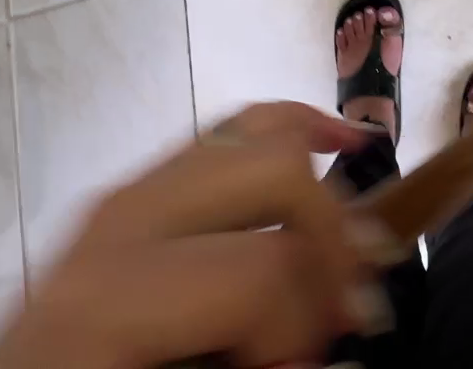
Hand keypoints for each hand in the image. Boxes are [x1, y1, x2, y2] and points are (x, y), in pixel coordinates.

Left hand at [0, 102, 391, 368]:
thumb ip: (264, 354)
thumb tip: (342, 322)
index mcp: (111, 300)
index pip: (262, 267)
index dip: (317, 304)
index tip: (342, 339)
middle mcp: (114, 225)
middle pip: (268, 169)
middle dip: (331, 220)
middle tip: (358, 276)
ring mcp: (120, 194)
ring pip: (248, 126)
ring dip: (317, 154)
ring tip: (362, 183)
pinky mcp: (128, 190)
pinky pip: (221, 133)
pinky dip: (280, 130)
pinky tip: (317, 140)